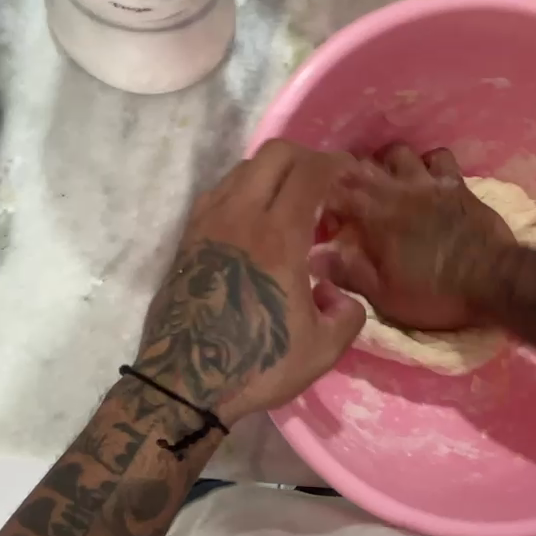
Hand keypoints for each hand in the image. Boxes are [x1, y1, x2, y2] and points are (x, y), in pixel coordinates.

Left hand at [133, 141, 366, 421]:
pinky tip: (256, 224)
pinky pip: (221, 192)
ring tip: (290, 206)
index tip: (351, 173)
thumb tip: (336, 292)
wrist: (184, 382)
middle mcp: (241, 216)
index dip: (336, 164)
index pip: (309, 173)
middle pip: (274, 154)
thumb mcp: (323, 350)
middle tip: (323, 185)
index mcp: (279, 237)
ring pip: (244, 169)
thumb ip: (348, 314)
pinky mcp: (188, 238)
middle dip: (306, 158)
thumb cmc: (258, 364)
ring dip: (273, 174)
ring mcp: (208, 223)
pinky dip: (245, 191)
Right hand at [319, 144, 514, 331]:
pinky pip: (438, 157)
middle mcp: (398, 190)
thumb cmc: (435, 294)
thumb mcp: (385, 296)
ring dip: (385, 164)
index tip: (320, 213)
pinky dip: (426, 163)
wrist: (495, 282)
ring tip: (383, 182)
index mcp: (375, 217)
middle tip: (343, 197)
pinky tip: (425, 177)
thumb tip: (315, 256)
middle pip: (361, 167)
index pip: (335, 191)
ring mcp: (430, 183)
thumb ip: (349, 272)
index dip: (321, 198)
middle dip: (345, 177)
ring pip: (398, 153)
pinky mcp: (457, 184)